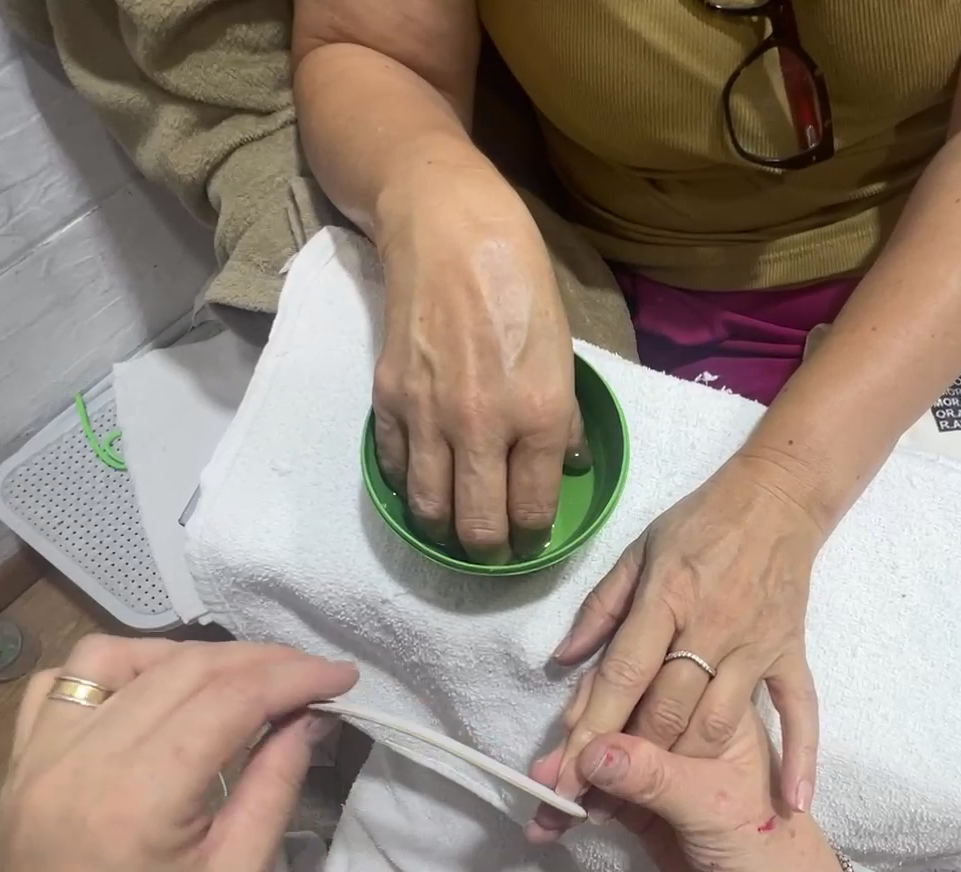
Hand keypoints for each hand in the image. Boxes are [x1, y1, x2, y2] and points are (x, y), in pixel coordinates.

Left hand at [0, 637, 356, 871]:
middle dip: (264, 661)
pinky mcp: (19, 766)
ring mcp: (37, 759)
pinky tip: (158, 690)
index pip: (232, 699)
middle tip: (313, 676)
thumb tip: (310, 714)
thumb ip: (278, 781)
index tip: (344, 676)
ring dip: (196, 656)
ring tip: (242, 681)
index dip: (297, 676)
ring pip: (124, 658)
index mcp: (137, 799)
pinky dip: (122, 668)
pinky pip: (64, 682)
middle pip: (187, 668)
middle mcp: (78, 762)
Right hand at [372, 184, 582, 562]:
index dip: (533, 538)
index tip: (531, 542)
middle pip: (480, 526)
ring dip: (445, 533)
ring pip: (431, 510)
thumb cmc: (521, 286)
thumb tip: (571, 465)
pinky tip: (423, 489)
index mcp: (539, 415)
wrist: (449, 232)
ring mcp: (430, 416)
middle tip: (496, 550)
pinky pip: (396, 470)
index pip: (533, 509)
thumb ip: (566, 419)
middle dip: (491, 551)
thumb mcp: (563, 353)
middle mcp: (484, 427)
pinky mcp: (389, 399)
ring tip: (457, 532)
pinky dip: (410, 489)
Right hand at [529, 673, 846, 871]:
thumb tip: (592, 751)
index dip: (606, 704)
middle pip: (616, 709)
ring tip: (542, 803)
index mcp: (712, 704)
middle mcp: (680, 720)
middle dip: (577, 742)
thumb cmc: (765, 847)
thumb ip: (655, 777)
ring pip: (600, 747)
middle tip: (547, 777)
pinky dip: (570, 803)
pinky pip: (595, 788)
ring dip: (567, 774)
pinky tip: (547, 824)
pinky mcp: (638, 792)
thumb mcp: (711, 807)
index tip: (574, 740)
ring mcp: (657, 756)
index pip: (650, 682)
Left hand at [545, 452, 827, 832]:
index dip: (591, 728)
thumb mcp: (639, 551)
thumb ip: (600, 608)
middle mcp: (710, 626)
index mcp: (666, 596)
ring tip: (648, 801)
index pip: (623, 674)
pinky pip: (800, 709)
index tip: (563, 776)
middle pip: (664, 709)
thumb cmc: (701, 522)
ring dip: (681, 765)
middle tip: (593, 800)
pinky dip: (801, 755)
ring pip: (716, 722)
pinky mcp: (791, 651)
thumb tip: (561, 660)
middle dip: (624, 761)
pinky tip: (792, 802)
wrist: (778, 499)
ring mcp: (756, 643)